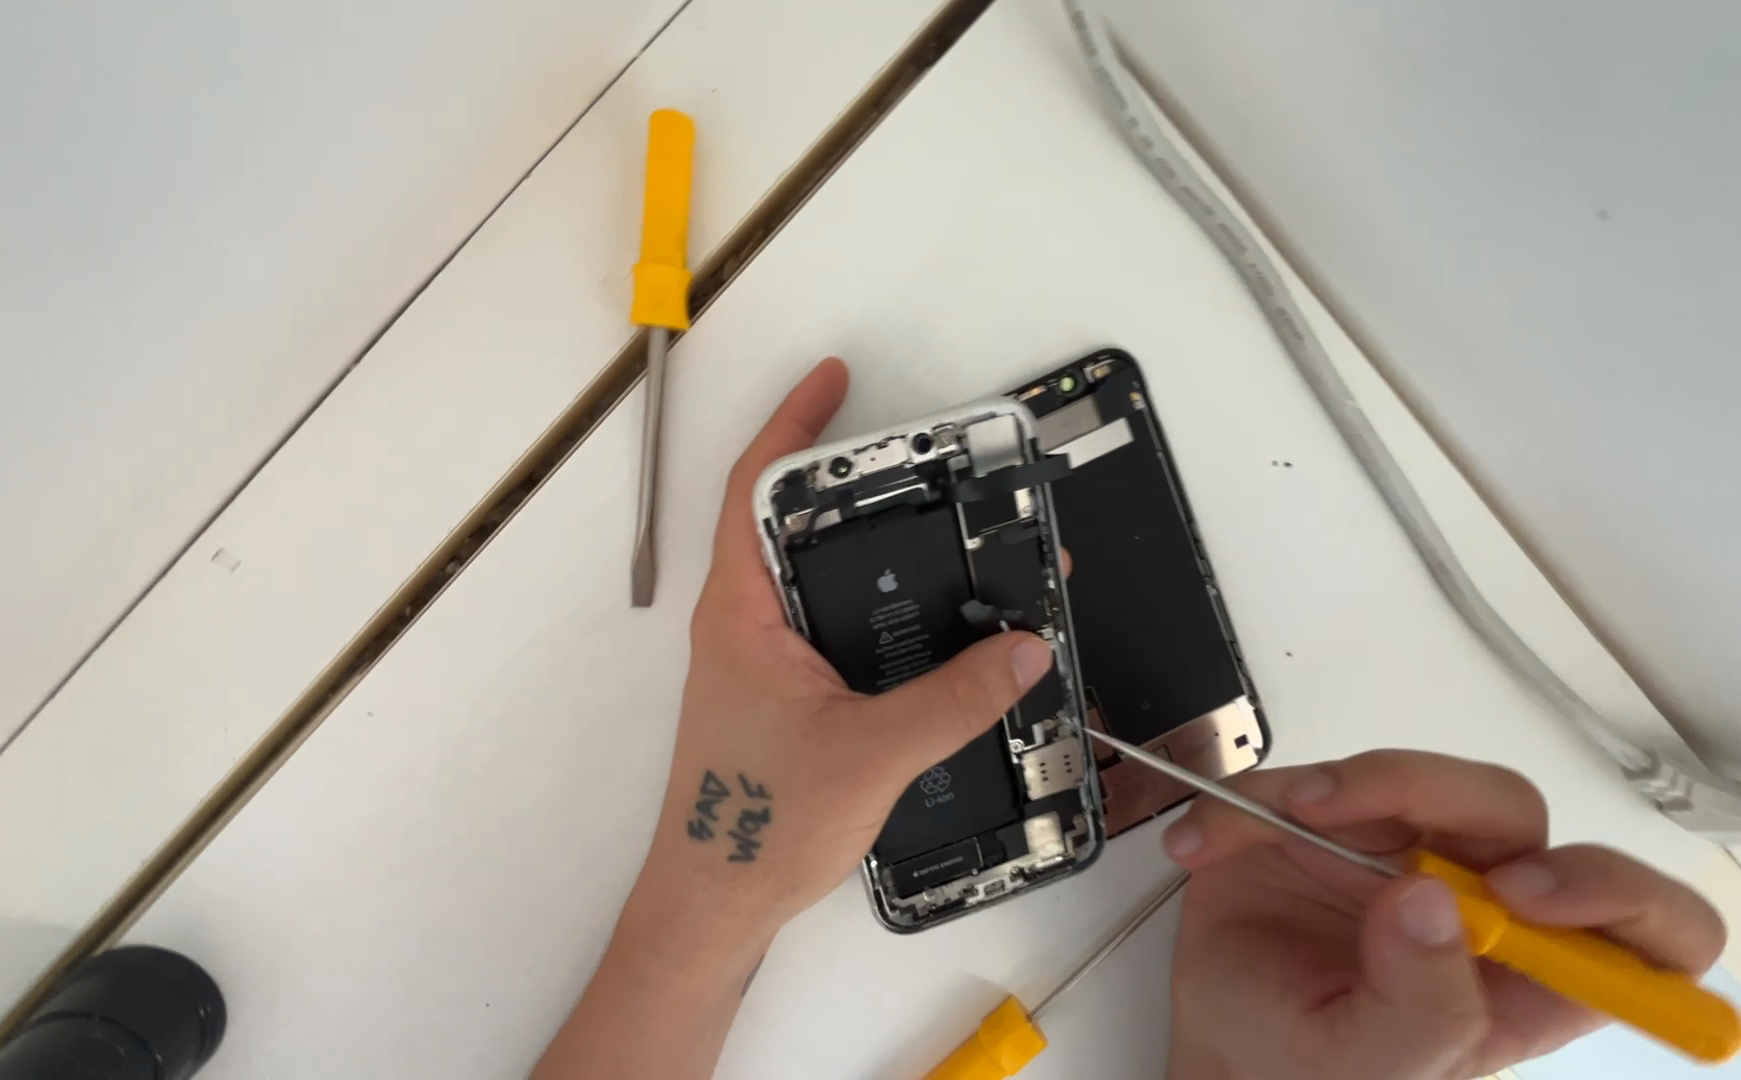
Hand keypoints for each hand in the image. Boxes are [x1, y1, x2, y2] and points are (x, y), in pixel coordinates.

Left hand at [634, 357, 1054, 936]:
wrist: (714, 903)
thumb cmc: (761, 827)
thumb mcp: (870, 754)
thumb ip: (955, 700)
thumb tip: (1026, 648)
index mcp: (741, 609)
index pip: (755, 488)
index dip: (793, 424)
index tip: (833, 379)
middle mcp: (742, 617)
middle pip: (784, 516)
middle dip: (840, 473)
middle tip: (904, 451)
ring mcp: (757, 650)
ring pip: (804, 567)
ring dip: (852, 536)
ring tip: (919, 519)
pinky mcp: (777, 683)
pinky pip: (819, 613)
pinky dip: (860, 592)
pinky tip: (910, 607)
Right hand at [1158, 750, 1726, 1079]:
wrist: (1217, 1037)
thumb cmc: (1304, 1069)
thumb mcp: (1371, 1063)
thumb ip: (1423, 1004)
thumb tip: (1432, 899)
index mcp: (1524, 971)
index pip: (1642, 922)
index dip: (1608, 890)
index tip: (1522, 892)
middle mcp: (1469, 894)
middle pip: (1498, 806)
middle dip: (1412, 787)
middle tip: (1324, 807)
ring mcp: (1389, 846)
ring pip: (1388, 775)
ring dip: (1302, 787)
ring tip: (1234, 832)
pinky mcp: (1311, 819)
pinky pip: (1281, 781)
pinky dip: (1231, 804)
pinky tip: (1197, 848)